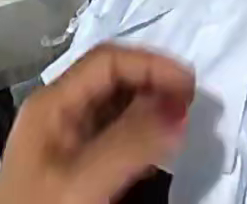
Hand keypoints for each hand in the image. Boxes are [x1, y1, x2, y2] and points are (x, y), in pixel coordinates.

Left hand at [0, 44, 194, 203]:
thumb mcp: (82, 183)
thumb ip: (129, 146)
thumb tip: (178, 110)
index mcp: (51, 102)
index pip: (104, 62)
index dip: (148, 65)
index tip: (192, 83)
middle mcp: (57, 111)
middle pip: (108, 79)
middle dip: (151, 82)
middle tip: (195, 101)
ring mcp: (64, 140)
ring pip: (112, 106)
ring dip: (148, 106)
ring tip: (185, 117)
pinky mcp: (73, 169)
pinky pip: (111, 135)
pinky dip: (140, 133)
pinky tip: (161, 147)